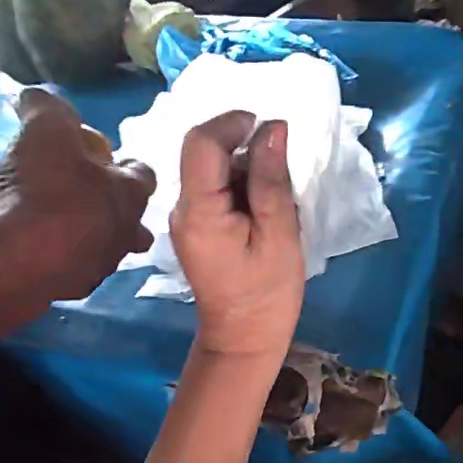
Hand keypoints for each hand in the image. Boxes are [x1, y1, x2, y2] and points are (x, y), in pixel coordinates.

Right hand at [0, 88, 154, 300]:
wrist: (16, 260)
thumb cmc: (42, 188)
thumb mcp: (45, 130)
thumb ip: (47, 108)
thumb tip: (37, 99)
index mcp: (129, 193)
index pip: (142, 173)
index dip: (121, 161)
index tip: (98, 155)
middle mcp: (125, 233)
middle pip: (131, 217)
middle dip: (112, 205)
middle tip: (82, 192)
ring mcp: (102, 266)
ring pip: (105, 245)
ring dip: (88, 231)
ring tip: (56, 219)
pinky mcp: (73, 289)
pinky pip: (74, 267)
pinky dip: (62, 255)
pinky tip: (37, 246)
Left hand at [171, 112, 303, 359]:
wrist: (243, 338)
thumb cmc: (268, 293)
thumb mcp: (279, 234)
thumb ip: (271, 180)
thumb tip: (272, 127)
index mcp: (199, 211)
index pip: (201, 143)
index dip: (232, 123)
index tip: (269, 128)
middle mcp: (181, 209)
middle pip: (203, 153)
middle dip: (243, 148)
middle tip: (280, 173)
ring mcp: (185, 219)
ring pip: (211, 170)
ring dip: (245, 169)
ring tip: (276, 199)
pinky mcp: (195, 227)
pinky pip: (214, 190)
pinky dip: (240, 187)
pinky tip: (263, 210)